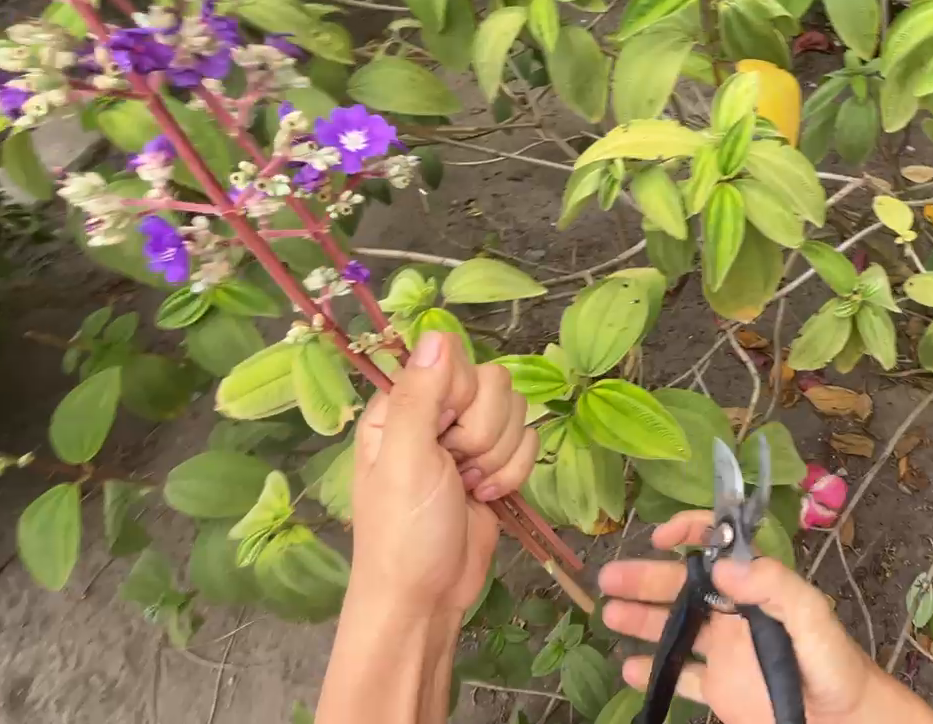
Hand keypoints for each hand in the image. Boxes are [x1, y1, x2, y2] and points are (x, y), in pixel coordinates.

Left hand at [349, 330, 536, 617]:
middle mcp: (437, 414)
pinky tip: (486, 497)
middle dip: (484, 432)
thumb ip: (420, 395)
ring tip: (468, 487)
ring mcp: (469, 439)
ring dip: (499, 457)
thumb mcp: (405, 461)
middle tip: (455, 467)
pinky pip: (529, 441)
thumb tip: (437, 333)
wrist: (428, 598)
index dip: (461, 394)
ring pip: (517, 412)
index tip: (444, 430)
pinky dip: (513, 473)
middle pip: (495, 384)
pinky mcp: (497, 462)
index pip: (455, 360)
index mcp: (403, 406)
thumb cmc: (403, 533)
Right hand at [599, 511, 884, 723]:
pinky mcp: (720, 688)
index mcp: (754, 583)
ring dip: (641, 617)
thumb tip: (722, 564)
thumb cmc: (832, 661)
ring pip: (674, 626)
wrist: (843, 721)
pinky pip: (681, 677)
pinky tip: (628, 667)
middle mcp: (733, 610)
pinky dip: (653, 672)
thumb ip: (772, 584)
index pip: (718, 545)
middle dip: (646, 576)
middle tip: (609, 577)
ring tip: (608, 612)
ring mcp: (723, 650)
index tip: (660, 536)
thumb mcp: (810, 614)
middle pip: (683, 585)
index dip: (690, 531)